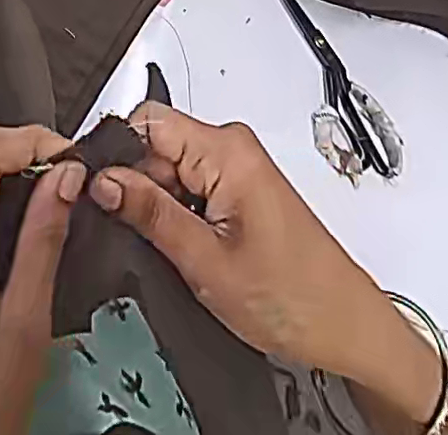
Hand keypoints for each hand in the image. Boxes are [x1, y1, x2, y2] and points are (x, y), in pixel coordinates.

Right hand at [89, 103, 445, 432]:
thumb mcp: (207, 261)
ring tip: (173, 246)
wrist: (346, 327)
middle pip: (155, 142)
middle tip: (138, 231)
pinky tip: (186, 243)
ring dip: (158, 201)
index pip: (147, 120)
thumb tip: (104, 181)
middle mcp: (232, 147)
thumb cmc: (297, 298)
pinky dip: (177, 208)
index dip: (117, 154)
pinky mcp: (238, 184)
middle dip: (137, 184)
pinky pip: (189, 180)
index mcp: (227, 150)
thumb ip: (150, 213)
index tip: (100, 189)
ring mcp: (236, 165)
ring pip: (169, 164)